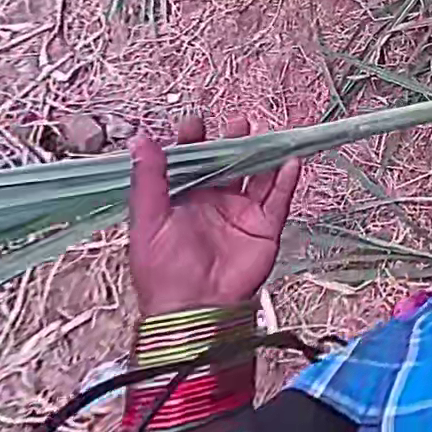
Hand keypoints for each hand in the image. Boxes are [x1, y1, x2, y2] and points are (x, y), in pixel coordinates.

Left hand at [127, 116, 300, 315]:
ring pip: (259, 175)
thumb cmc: (164, 272)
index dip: (196, 141)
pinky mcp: (265, 227)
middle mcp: (217, 201)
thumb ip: (149, 179)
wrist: (195, 309)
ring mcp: (243, 212)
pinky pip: (279, 198)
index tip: (196, 124)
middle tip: (240, 123)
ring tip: (268, 135)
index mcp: (187, 198)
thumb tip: (141, 140)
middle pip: (231, 162)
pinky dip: (287, 180)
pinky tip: (290, 162)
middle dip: (235, 141)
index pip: (194, 161)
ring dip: (265, 155)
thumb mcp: (149, 221)